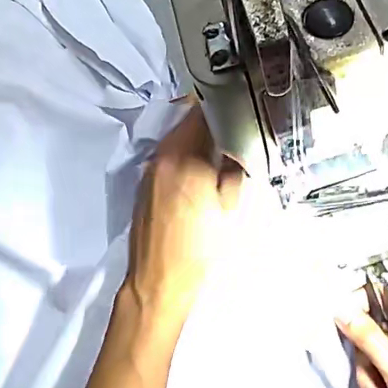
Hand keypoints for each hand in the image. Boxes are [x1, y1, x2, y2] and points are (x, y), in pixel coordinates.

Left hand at [125, 106, 243, 332]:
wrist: (158, 282)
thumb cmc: (198, 248)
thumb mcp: (230, 206)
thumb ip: (234, 169)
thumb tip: (238, 148)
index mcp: (184, 156)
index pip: (201, 112)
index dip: (224, 105)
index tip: (242, 104)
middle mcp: (161, 156)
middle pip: (187, 121)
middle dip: (212, 121)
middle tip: (237, 126)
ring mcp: (150, 170)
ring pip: (177, 138)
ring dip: (198, 138)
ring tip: (222, 149)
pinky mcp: (144, 185)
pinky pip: (168, 156)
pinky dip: (186, 155)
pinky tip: (203, 171)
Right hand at [336, 300, 387, 387]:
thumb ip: (369, 339)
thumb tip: (345, 311)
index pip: (373, 297)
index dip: (353, 316)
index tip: (343, 339)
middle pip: (372, 327)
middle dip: (365, 358)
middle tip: (371, 382)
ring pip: (378, 348)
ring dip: (373, 375)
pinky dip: (383, 381)